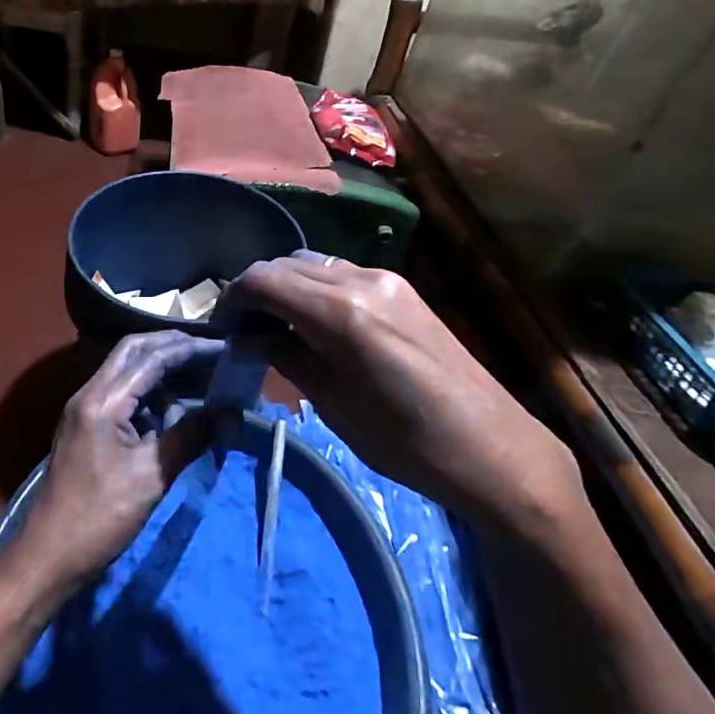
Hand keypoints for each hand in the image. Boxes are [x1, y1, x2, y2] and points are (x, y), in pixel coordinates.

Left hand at [7, 331, 222, 588]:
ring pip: (125, 370)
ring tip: (197, 374)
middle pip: (133, 350)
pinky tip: (172, 408)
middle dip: (171, 345)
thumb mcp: (152, 476)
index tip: (222, 348)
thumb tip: (226, 412)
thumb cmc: (100, 517)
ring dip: (159, 367)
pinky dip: (148, 392)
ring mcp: (83, 409)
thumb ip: (189, 436)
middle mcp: (88, 394)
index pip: (151, 358)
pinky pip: (120, 393)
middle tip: (208, 350)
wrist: (50, 555)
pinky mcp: (85, 426)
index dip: (189, 349)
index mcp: (102, 400)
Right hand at [223, 252, 580, 531]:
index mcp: (340, 314)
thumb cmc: (406, 443)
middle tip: (244, 328)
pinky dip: (315, 288)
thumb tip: (253, 336)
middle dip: (256, 290)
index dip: (233, 299)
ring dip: (286, 285)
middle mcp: (362, 281)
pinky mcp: (403, 288)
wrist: (492, 449)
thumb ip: (288, 357)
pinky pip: (341, 273)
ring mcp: (386, 279)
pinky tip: (315, 321)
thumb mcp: (334, 405)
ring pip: (313, 264)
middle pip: (285, 265)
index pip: (263, 280)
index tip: (221, 327)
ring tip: (277, 324)